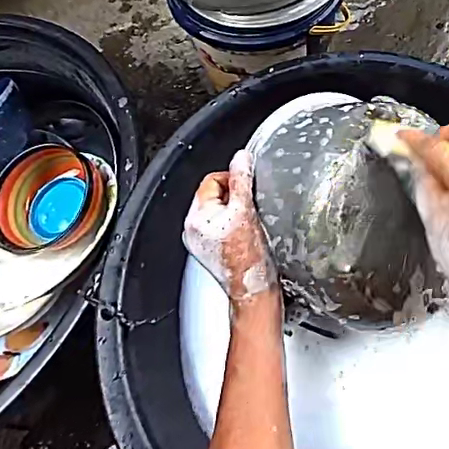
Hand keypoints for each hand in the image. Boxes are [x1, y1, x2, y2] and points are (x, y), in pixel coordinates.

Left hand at [184, 149, 273, 303]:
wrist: (253, 289)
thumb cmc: (248, 258)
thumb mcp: (246, 211)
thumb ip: (241, 181)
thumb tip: (241, 158)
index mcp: (196, 218)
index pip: (211, 180)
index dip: (232, 179)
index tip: (246, 188)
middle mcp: (194, 229)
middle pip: (216, 194)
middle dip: (235, 197)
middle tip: (249, 208)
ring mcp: (202, 241)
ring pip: (221, 209)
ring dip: (237, 211)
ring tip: (249, 223)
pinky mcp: (213, 249)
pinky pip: (224, 225)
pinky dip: (236, 224)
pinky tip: (247, 234)